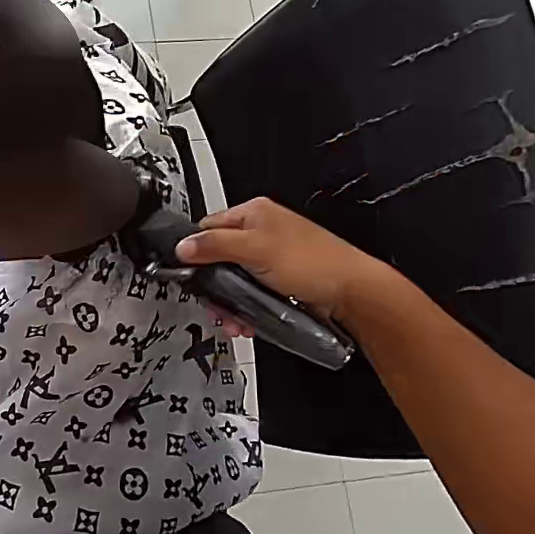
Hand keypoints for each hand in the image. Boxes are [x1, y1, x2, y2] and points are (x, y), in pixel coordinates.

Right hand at [175, 198, 395, 320]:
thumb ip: (216, 245)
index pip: (208, 227)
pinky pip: (250, 293)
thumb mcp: (256, 250)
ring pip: (233, 280)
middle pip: (218, 258)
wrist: (350, 292)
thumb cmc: (316, 262)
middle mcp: (261, 232)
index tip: (191, 274)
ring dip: (229, 303)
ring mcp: (269, 257)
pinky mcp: (277, 280)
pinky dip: (245, 308)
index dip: (196, 251)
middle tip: (215, 304)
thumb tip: (184, 246)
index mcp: (254, 213)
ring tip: (233, 318)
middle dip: (215, 287)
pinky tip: (247, 320)